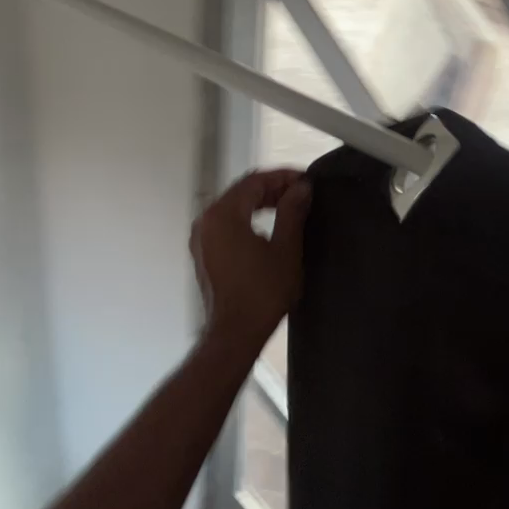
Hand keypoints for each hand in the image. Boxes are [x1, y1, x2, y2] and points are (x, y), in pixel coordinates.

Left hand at [190, 169, 312, 347]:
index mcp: (223, 215)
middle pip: (241, 191)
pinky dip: (248, 217)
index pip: (255, 181)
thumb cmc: (263, 292)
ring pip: (233, 206)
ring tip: (289, 206)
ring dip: (261, 201)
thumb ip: (292, 211)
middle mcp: (205, 221)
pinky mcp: (204, 253)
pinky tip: (269, 225)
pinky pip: (226, 223)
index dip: (283, 176)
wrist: (236, 331)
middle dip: (272, 187)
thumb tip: (301, 188)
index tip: (307, 180)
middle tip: (301, 192)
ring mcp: (201, 238)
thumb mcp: (286, 248)